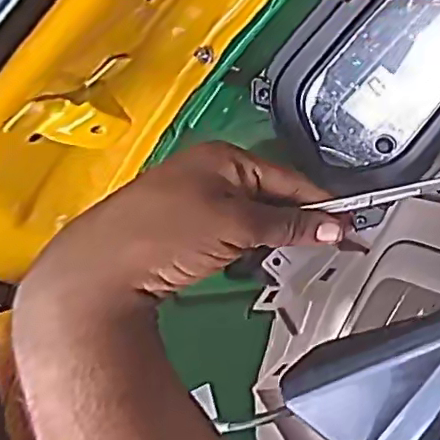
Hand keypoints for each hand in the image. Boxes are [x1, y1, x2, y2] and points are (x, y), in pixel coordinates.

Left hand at [17, 142, 345, 323]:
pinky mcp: (184, 228)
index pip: (290, 178)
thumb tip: (330, 226)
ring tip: (277, 256)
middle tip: (325, 242)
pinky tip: (246, 262)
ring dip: (271, 238)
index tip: (346, 223)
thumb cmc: (152, 238)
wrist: (93, 281)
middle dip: (297, 222)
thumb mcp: (236, 226)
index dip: (321, 203)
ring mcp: (194, 201)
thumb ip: (290, 225)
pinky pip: (234, 233)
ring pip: (255, 218)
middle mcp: (208, 173)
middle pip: (274, 197)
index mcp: (221, 158)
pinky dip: (248, 247)